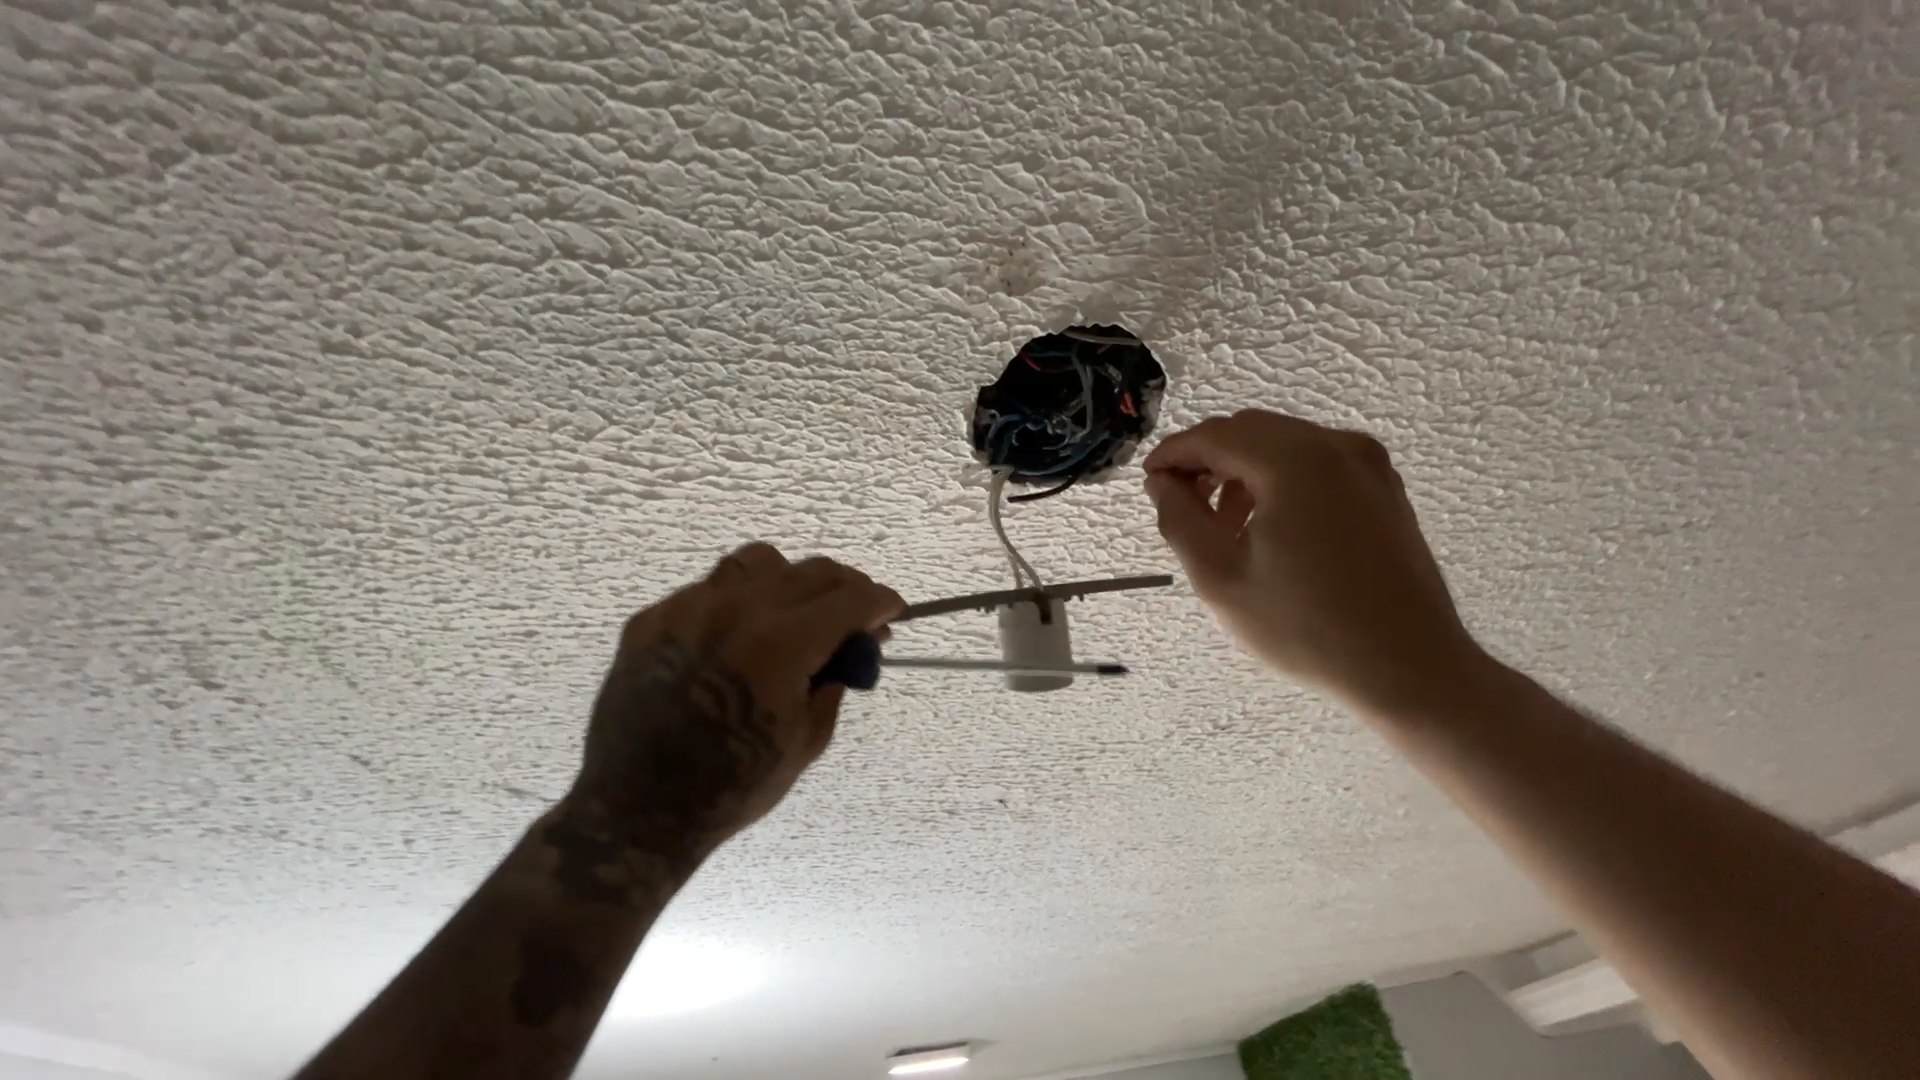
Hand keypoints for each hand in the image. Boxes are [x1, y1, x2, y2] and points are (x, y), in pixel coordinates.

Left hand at [556, 543, 901, 886]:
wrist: (637, 810)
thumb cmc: (734, 786)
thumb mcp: (806, 740)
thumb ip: (834, 682)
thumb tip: (852, 648)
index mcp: (777, 645)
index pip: (847, 600)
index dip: (880, 601)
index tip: (894, 608)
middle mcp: (733, 610)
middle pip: (809, 572)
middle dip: (847, 588)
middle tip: (859, 614)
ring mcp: (686, 609)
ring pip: (758, 563)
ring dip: (793, 581)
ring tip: (800, 612)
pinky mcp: (652, 618)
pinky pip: (710, 589)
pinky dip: (742, 601)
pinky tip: (744, 634)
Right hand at [1144, 410, 1485, 712]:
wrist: (1410, 666)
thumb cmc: (1306, 627)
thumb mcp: (1220, 577)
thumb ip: (1180, 519)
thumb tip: (1162, 483)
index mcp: (1295, 461)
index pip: (1215, 435)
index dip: (1173, 454)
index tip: (1148, 481)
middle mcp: (1337, 446)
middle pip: (1250, 431)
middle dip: (1208, 459)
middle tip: (1179, 501)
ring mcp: (1368, 465)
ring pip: (1284, 444)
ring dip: (1242, 470)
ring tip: (1222, 523)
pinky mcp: (1384, 488)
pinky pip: (1316, 463)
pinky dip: (1280, 479)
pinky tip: (1268, 526)